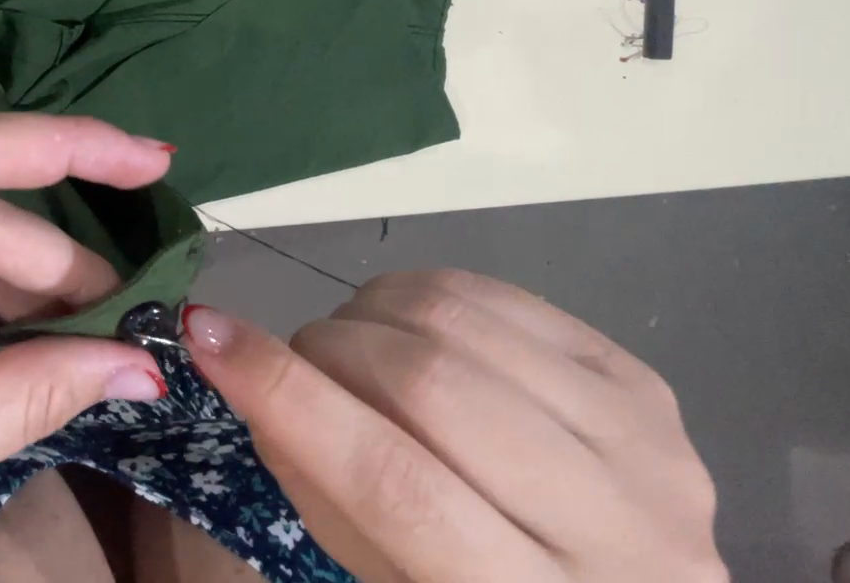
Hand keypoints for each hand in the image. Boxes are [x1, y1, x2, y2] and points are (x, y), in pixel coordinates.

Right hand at [184, 270, 726, 582]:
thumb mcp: (371, 570)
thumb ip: (305, 468)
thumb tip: (236, 352)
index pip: (395, 484)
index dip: (287, 395)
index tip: (202, 331)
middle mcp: (622, 535)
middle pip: (430, 385)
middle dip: (325, 350)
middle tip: (299, 363)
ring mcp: (648, 449)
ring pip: (457, 322)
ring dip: (365, 317)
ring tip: (356, 351)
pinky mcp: (645, 383)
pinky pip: (491, 294)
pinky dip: (412, 296)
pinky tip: (408, 332)